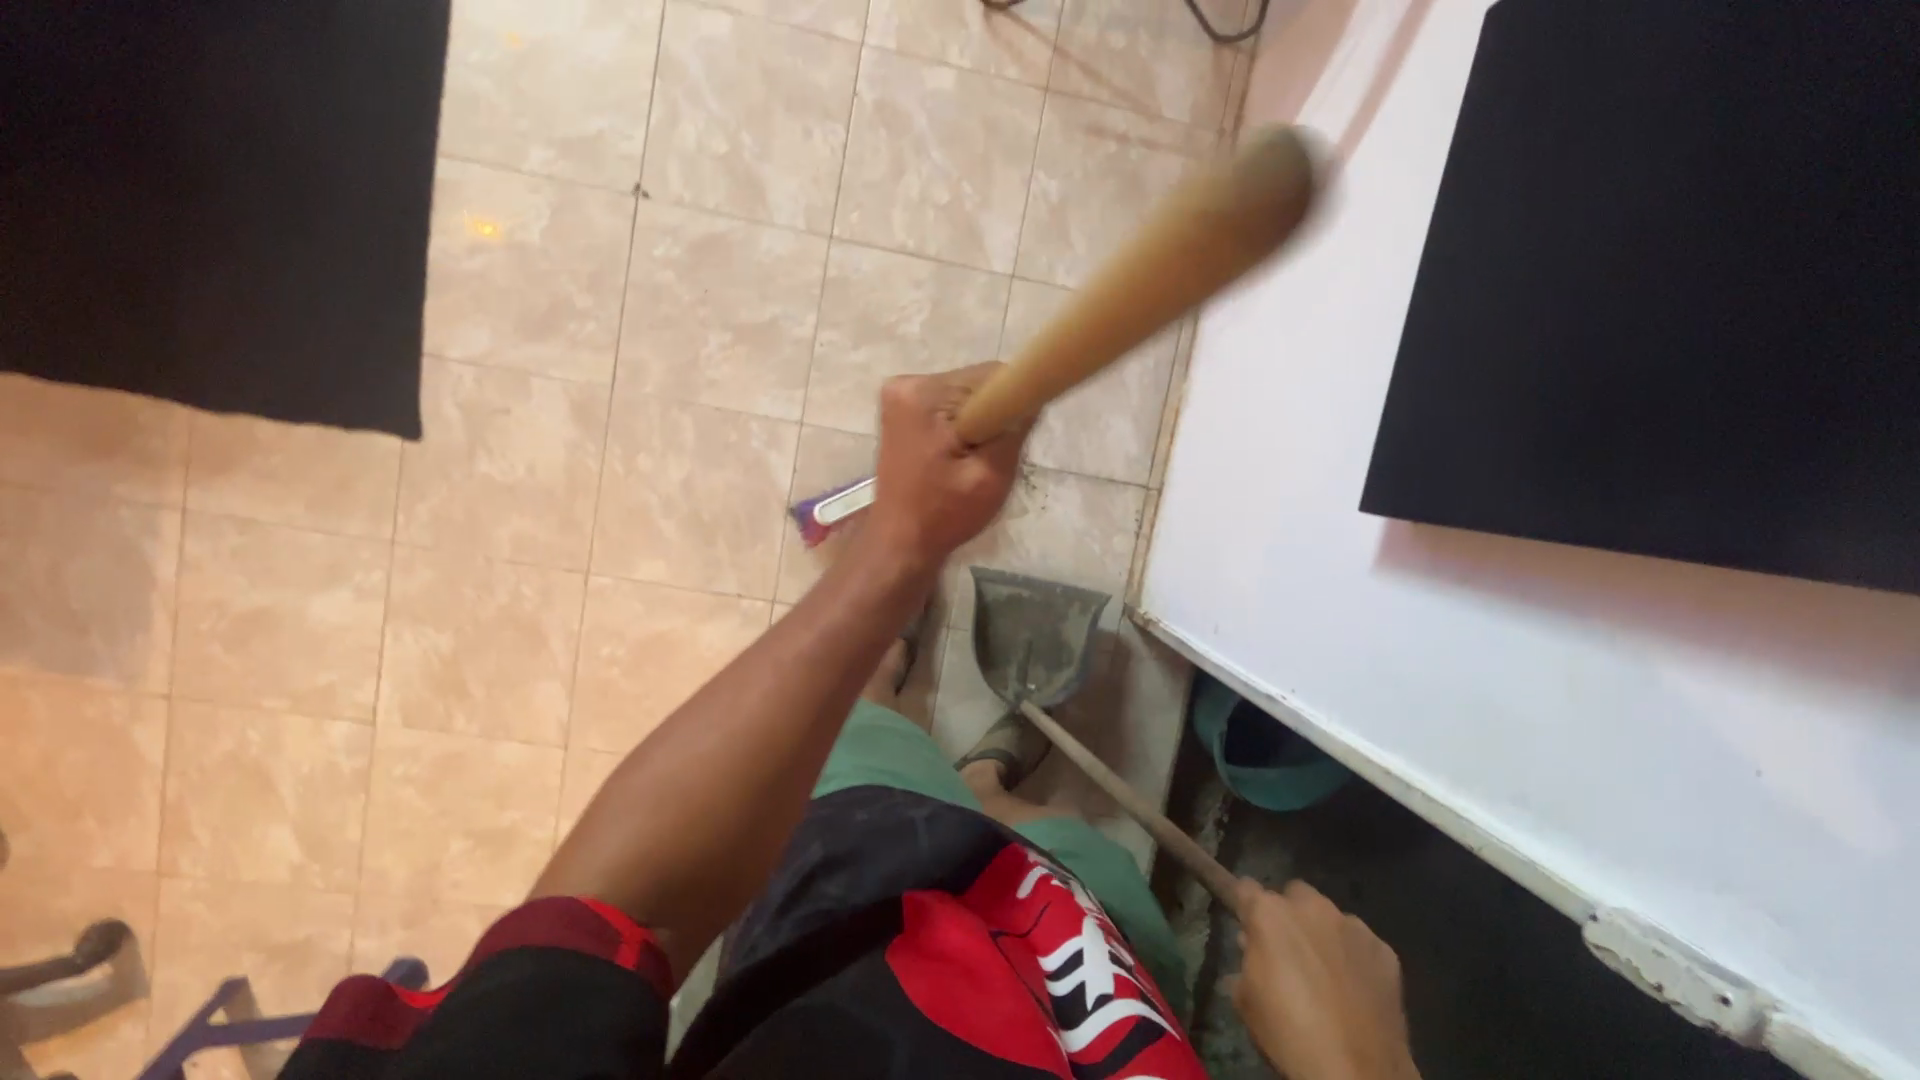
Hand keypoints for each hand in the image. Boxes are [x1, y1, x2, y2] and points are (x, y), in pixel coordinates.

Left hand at [863, 363, 1028, 569]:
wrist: (901, 541)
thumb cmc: (945, 514)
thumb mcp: (992, 475)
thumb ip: (1014, 428)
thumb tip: (1032, 393)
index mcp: (924, 395)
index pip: (992, 376)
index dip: (1012, 404)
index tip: (1013, 437)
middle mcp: (906, 384)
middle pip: (975, 383)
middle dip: (992, 415)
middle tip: (989, 457)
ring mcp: (898, 396)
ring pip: (963, 395)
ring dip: (977, 422)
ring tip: (970, 461)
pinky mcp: (899, 411)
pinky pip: (947, 406)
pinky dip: (959, 426)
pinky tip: (954, 457)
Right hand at [1232, 880, 1418, 1079]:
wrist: (1357, 1074)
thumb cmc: (1288, 1034)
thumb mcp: (1246, 1002)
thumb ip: (1245, 963)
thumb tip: (1252, 949)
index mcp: (1269, 914)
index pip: (1245, 888)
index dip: (1244, 906)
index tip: (1246, 926)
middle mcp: (1311, 908)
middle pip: (1293, 895)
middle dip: (1288, 916)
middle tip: (1287, 952)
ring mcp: (1353, 927)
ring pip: (1330, 917)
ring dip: (1323, 934)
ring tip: (1326, 974)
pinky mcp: (1384, 951)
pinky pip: (1361, 943)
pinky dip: (1354, 957)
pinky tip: (1355, 989)